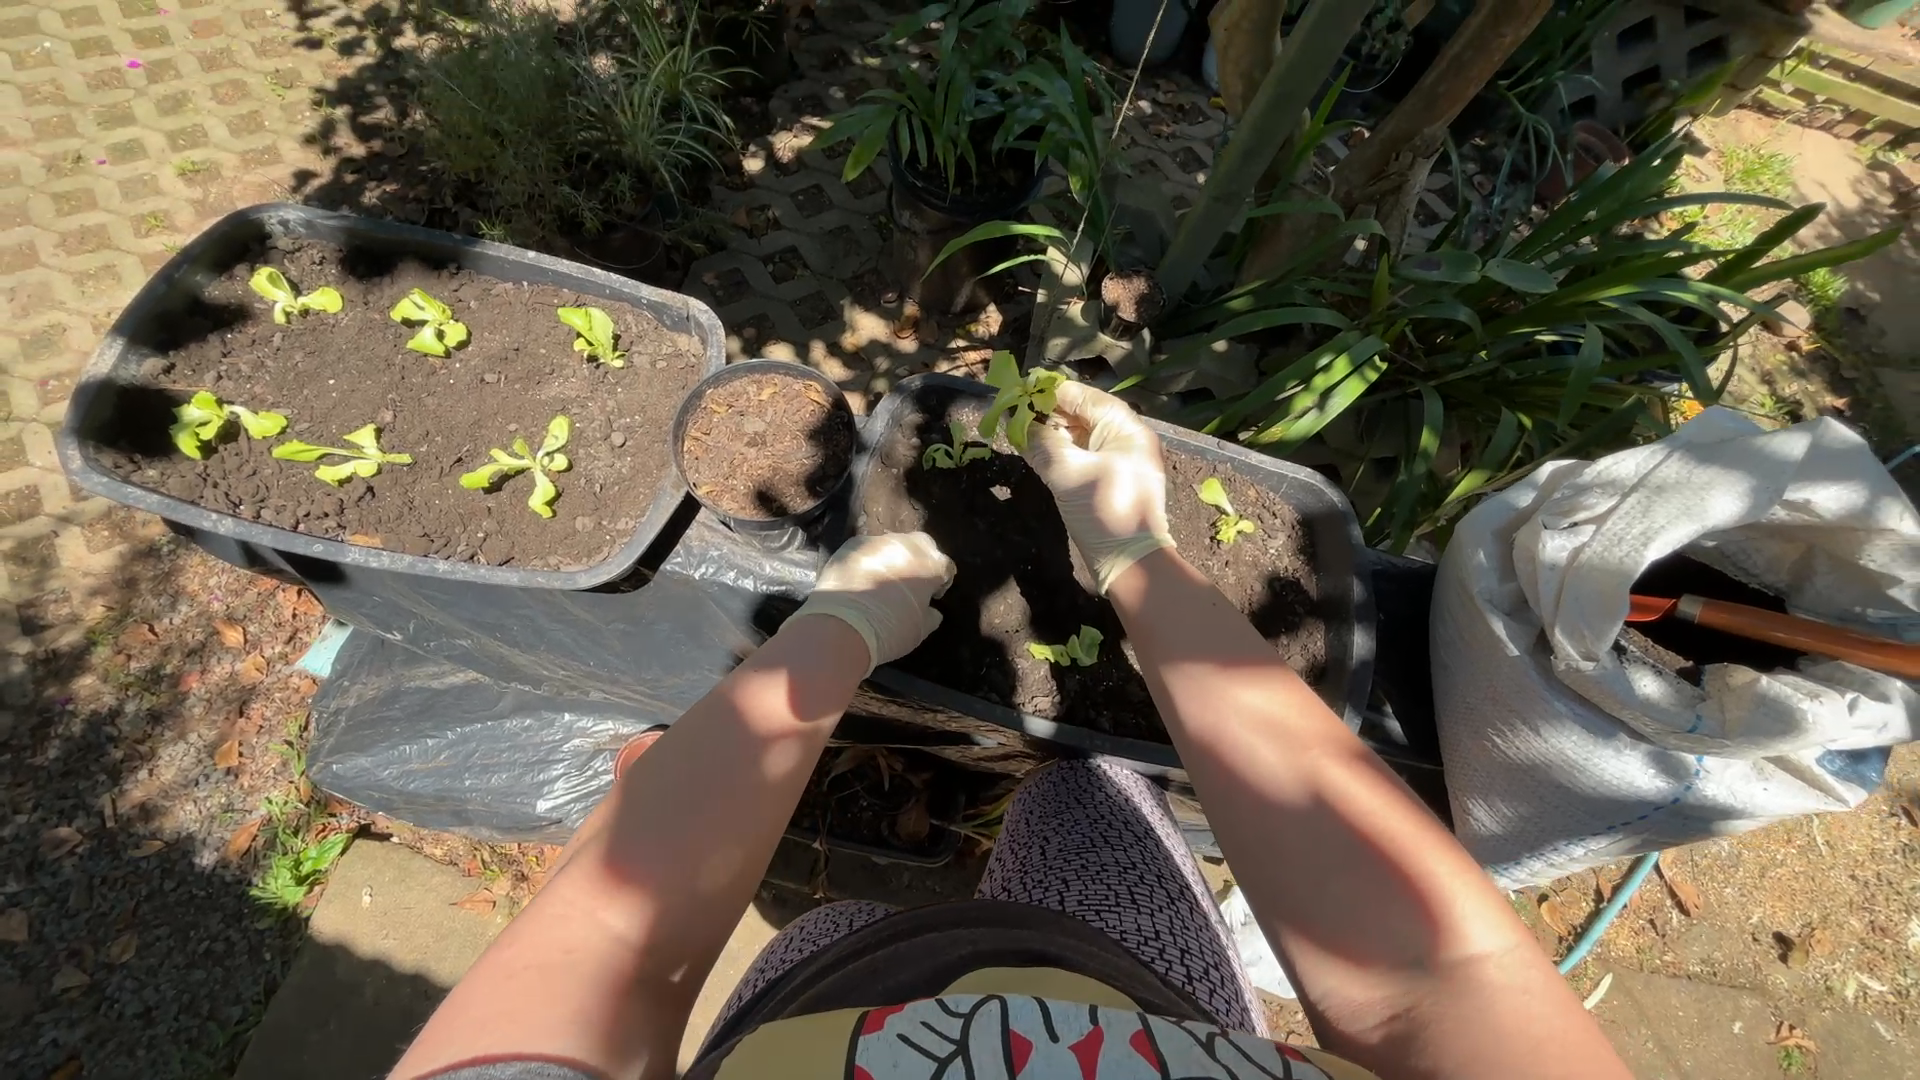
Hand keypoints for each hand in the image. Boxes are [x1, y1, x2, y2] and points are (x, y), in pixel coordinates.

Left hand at [790, 532, 954, 672]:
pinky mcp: (850, 546)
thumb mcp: (920, 629)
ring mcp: (876, 542)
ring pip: (892, 545)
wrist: (841, 627)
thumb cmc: (890, 630)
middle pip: (922, 545)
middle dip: (921, 560)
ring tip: (885, 581)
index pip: (946, 566)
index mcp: (929, 564)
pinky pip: (867, 550)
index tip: (933, 596)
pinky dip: (870, 561)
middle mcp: (905, 545)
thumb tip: (931, 610)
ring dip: (894, 559)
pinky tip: (862, 580)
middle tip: (913, 583)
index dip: (942, 582)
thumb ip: (931, 615)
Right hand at [1024, 381, 1173, 594]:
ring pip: (1077, 436)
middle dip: (1046, 413)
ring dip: (1049, 433)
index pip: (1081, 396)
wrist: (1130, 563)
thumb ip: (1041, 444)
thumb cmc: (1105, 512)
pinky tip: (1034, 453)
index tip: (1016, 391)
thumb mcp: (1069, 473)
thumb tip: (1015, 423)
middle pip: (1079, 414)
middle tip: (1011, 414)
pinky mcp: (1107, 481)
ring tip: (1018, 432)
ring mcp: (1117, 460)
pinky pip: (1079, 456)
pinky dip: (1057, 452)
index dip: (1048, 392)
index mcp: (1124, 427)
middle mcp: (1123, 438)